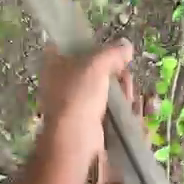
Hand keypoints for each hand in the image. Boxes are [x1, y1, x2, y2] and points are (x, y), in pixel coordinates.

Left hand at [38, 40, 132, 157]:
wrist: (74, 138)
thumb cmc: (79, 95)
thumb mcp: (97, 65)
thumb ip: (113, 52)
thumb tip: (126, 46)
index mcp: (54, 62)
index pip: (70, 45)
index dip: (91, 44)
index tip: (110, 50)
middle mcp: (60, 80)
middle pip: (93, 68)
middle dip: (114, 71)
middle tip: (124, 74)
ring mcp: (73, 101)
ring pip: (102, 88)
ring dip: (119, 90)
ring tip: (129, 94)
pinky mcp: (86, 119)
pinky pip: (106, 106)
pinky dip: (118, 106)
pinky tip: (129, 106)